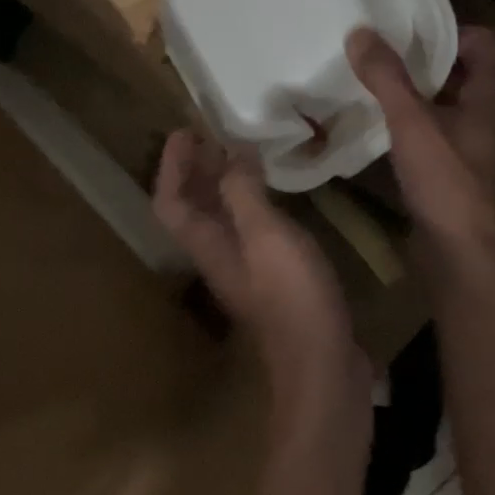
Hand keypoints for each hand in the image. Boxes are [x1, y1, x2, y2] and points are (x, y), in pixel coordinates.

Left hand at [154, 132, 369, 433]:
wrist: (323, 363)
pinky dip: (257, 209)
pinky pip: (254, 236)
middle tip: (215, 136)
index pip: (171, 203)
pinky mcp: (278, 285)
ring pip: (225, 224)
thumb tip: (230, 153)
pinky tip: (280, 200)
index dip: (171, 166)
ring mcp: (250, 275)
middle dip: (198, 172)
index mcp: (209, 248)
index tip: (185, 130)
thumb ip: (244, 193)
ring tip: (246, 157)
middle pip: (195, 213)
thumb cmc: (292, 297)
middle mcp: (222, 261)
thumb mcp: (265, 236)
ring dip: (227, 189)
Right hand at [347, 26, 494, 257]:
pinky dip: (406, 128)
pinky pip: (428, 138)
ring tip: (371, 82)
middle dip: (423, 60)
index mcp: (487, 99)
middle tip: (381, 49)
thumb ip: (387, 78)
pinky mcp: (447, 177)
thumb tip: (360, 32)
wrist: (456, 255)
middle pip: (459, 74)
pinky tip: (375, 129)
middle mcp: (482, 120)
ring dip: (412, 95)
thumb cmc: (445, 184)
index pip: (483, 44)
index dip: (451, 29)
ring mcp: (466, 151)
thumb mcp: (412, 123)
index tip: (410, 26)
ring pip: (441, 108)